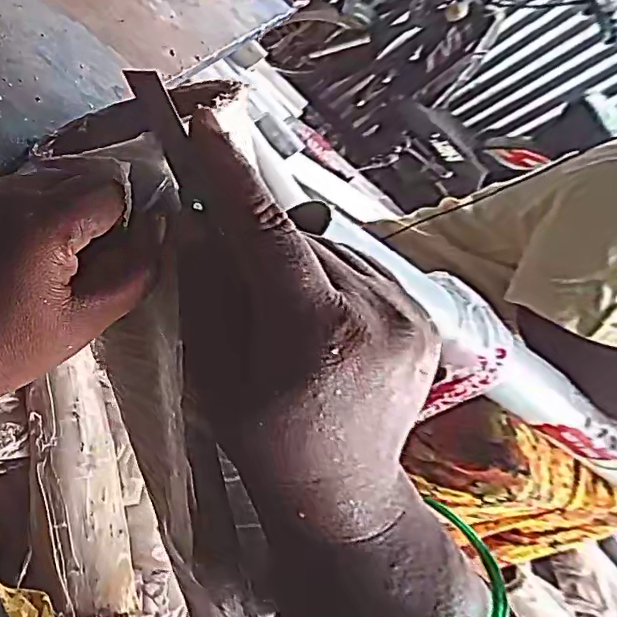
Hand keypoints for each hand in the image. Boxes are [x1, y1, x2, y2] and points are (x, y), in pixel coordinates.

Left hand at [0, 158, 165, 461]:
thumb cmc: (7, 348)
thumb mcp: (84, 320)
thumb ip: (134, 270)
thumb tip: (157, 229)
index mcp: (42, 222)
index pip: (109, 190)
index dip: (119, 225)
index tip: (105, 259)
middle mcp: (7, 196)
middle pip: (76, 178)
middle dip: (90, 214)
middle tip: (78, 264)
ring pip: (44, 181)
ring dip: (58, 210)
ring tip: (46, 263)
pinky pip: (12, 193)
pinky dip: (27, 212)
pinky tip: (19, 256)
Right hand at [178, 106, 440, 540]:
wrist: (343, 492)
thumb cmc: (263, 438)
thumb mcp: (213, 370)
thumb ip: (207, 292)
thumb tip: (193, 227)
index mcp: (315, 328)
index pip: (265, 229)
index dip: (231, 171)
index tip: (207, 123)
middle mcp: (377, 308)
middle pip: (291, 235)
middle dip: (246, 235)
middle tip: (215, 260)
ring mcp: (411, 311)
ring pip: (321, 248)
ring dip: (282, 257)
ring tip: (267, 307)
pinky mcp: (424, 314)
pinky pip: (352, 265)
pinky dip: (314, 271)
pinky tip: (305, 313)